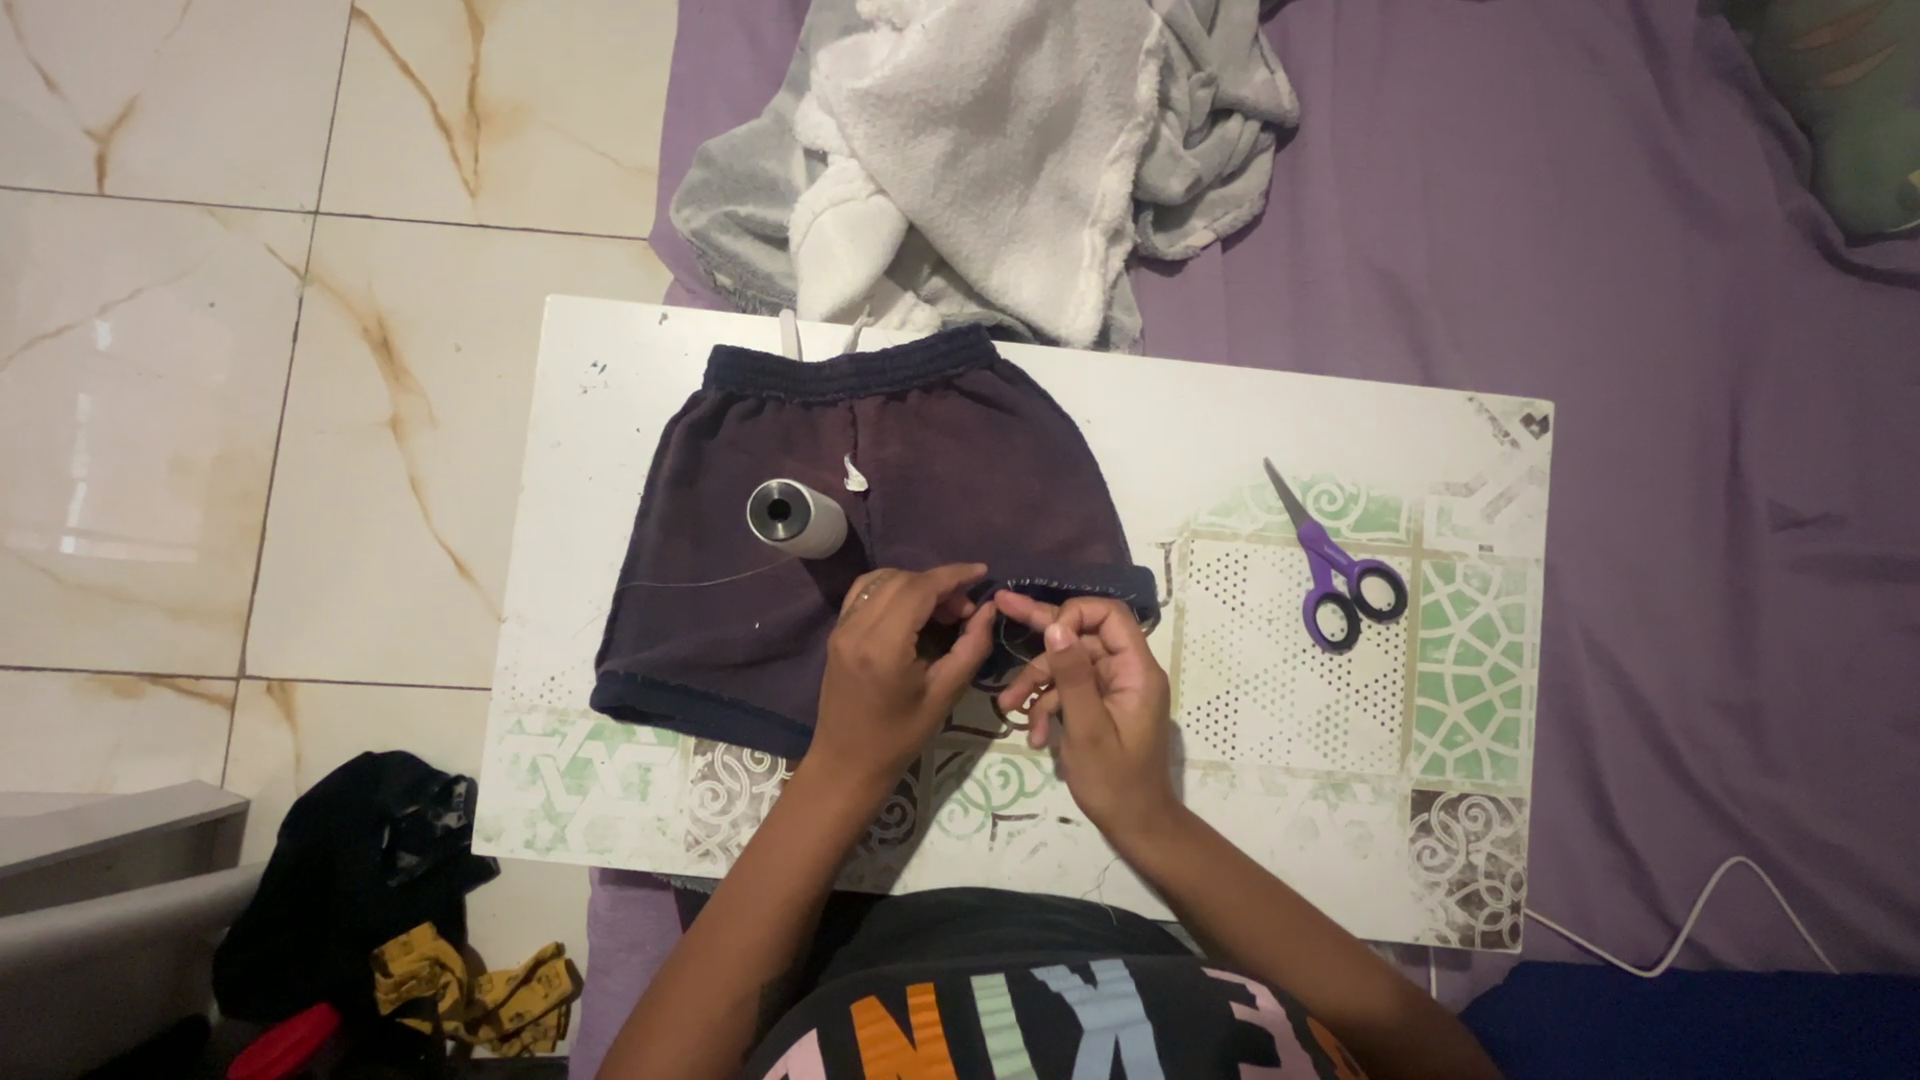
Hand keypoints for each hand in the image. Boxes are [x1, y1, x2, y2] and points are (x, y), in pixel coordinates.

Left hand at [807, 564, 996, 793]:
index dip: (954, 575)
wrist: (846, 762)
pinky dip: (892, 589)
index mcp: (883, 646)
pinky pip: (865, 592)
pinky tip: (913, 609)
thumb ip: (970, 648)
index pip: (920, 589)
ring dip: (915, 584)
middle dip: (938, 583)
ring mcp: (841, 627)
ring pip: (881, 580)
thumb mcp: (944, 695)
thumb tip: (988, 609)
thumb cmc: (899, 737)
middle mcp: (856, 627)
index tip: (982, 573)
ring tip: (941, 609)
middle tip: (964, 609)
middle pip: (902, 580)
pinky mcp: (836, 632)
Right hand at [994, 593, 1179, 845]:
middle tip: (1002, 605)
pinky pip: (1068, 690)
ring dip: (1036, 683)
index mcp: (1136, 670)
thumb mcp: (1088, 728)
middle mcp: (1126, 671)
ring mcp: (1112, 689)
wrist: (1136, 827)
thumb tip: (1055, 627)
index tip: (1046, 636)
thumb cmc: (1116, 781)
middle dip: (1041, 632)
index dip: (1074, 616)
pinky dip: (1048, 707)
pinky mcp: (1099, 706)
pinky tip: (1035, 734)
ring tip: (1008, 708)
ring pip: (1067, 664)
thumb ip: (1072, 676)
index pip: (1109, 615)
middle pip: (1081, 635)